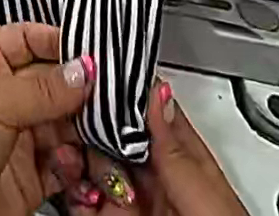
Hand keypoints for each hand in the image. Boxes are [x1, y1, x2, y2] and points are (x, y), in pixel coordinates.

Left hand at [0, 22, 95, 215]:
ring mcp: (16, 135)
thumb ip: (43, 88)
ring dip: (85, 128)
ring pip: (64, 122)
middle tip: (112, 96)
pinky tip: (79, 165)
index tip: (96, 50)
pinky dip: (77, 163)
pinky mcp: (28, 177)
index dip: (59, 41)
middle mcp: (3, 94)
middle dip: (81, 89)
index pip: (29, 38)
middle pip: (53, 81)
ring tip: (104, 134)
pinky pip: (63, 162)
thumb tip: (88, 67)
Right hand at [74, 80, 247, 215]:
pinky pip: (87, 204)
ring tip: (72, 154)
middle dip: (92, 126)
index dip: (124, 92)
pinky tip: (76, 189)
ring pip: (97, 170)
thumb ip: (178, 152)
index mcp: (188, 166)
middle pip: (116, 138)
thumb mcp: (206, 203)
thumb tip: (158, 93)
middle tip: (74, 114)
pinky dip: (76, 195)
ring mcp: (134, 208)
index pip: (151, 113)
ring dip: (80, 159)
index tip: (98, 75)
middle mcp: (158, 184)